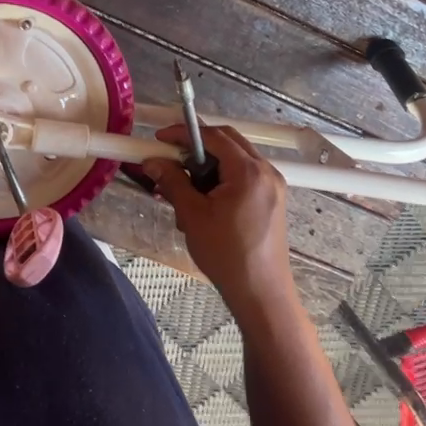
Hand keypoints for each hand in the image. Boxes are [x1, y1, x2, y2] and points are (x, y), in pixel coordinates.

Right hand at [141, 125, 291, 305]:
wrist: (260, 292)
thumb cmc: (226, 254)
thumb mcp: (193, 215)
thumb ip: (172, 182)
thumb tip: (152, 162)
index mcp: (249, 172)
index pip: (214, 136)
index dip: (184, 133)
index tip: (159, 140)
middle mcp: (266, 172)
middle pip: (228, 142)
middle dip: (196, 147)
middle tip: (169, 159)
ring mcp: (272, 187)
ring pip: (235, 160)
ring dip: (207, 165)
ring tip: (182, 187)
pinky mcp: (271, 201)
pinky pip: (243, 177)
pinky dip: (220, 180)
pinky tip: (201, 201)